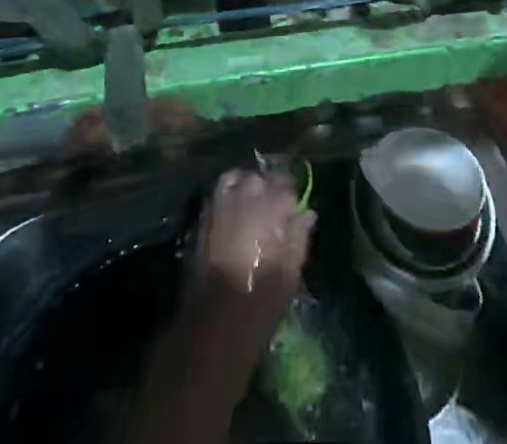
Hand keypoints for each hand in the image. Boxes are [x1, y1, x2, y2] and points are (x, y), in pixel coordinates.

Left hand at [192, 169, 314, 333]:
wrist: (213, 329)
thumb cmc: (260, 303)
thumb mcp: (290, 274)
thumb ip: (299, 237)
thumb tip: (307, 213)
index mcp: (271, 213)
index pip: (283, 183)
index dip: (288, 190)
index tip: (292, 201)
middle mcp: (244, 204)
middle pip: (256, 177)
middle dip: (265, 184)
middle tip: (271, 200)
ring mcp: (218, 212)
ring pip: (230, 180)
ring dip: (242, 184)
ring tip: (248, 200)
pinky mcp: (199, 225)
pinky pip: (213, 198)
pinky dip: (223, 197)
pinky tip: (230, 212)